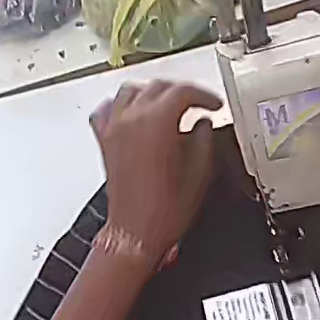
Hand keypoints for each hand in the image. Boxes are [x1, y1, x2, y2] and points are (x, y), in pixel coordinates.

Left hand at [90, 80, 220, 262]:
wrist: (136, 233)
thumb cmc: (164, 211)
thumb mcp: (199, 174)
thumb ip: (203, 140)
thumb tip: (203, 125)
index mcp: (157, 124)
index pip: (183, 92)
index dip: (204, 96)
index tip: (214, 104)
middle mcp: (132, 120)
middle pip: (158, 87)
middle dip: (182, 92)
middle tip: (199, 104)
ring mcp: (114, 128)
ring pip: (132, 90)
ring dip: (153, 93)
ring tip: (169, 104)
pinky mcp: (105, 141)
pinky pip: (107, 110)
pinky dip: (121, 105)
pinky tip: (132, 112)